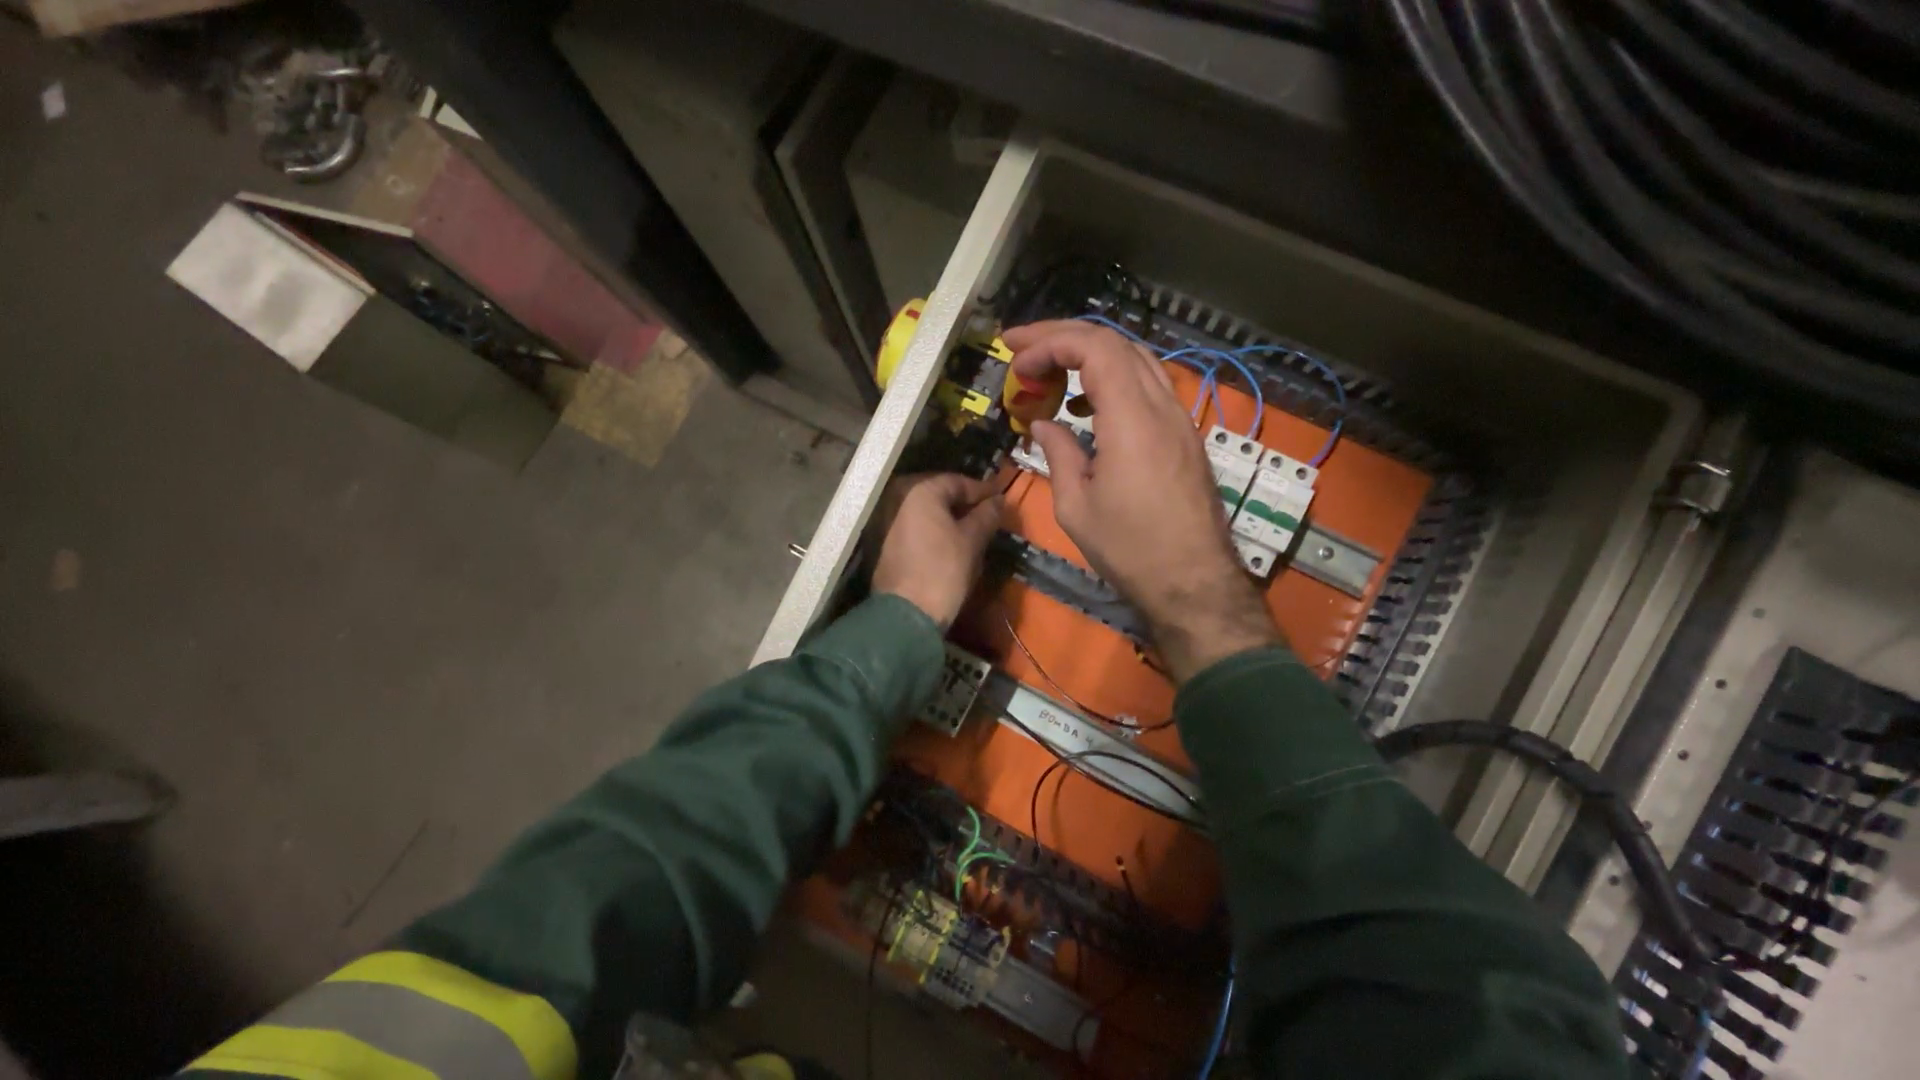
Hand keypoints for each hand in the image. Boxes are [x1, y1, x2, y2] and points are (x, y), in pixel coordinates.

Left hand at [871, 473, 1003, 629]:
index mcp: (921, 493)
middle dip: (965, 504)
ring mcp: (890, 524)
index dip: (982, 490)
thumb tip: (999, 501)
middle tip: (989, 514)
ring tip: (975, 531)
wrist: (906, 613)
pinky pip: (918, 530)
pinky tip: (952, 545)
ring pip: (928, 514)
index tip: (1001, 499)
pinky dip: (936, 533)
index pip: (957, 481)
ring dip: (951, 519)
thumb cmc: (943, 570)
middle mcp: (900, 501)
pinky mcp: (887, 546)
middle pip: (940, 496)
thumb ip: (987, 516)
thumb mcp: (972, 540)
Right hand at [1005, 321, 1276, 681]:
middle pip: (1115, 342)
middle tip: (1020, 349)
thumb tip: (1042, 424)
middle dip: (1064, 337)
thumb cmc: (1130, 549)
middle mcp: (1161, 406)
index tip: (1015, 362)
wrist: (1194, 582)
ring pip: (1136, 359)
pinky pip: (1148, 386)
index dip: (1050, 343)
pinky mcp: (1185, 436)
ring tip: (1048, 370)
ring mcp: (1179, 419)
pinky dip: (1113, 378)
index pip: (1094, 347)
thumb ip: (1058, 453)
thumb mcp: (1077, 506)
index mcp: (1132, 419)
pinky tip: (1086, 405)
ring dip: (1090, 354)